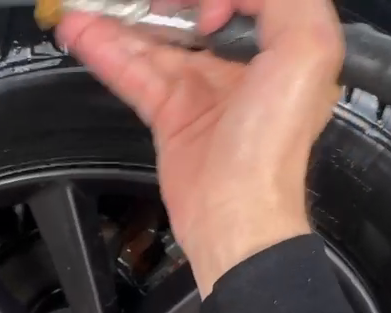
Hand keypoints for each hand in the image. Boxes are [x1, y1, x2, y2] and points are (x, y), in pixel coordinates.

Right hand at [55, 0, 344, 293]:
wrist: (234, 213)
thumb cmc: (273, 144)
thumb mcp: (307, 48)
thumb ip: (282, 1)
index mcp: (281, 46)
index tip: (210, 11)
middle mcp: (241, 66)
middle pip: (195, 14)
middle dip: (164, 0)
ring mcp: (201, 93)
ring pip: (157, 43)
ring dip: (119, 23)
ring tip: (83, 9)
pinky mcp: (170, 119)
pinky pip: (136, 76)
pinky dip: (108, 55)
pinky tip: (82, 35)